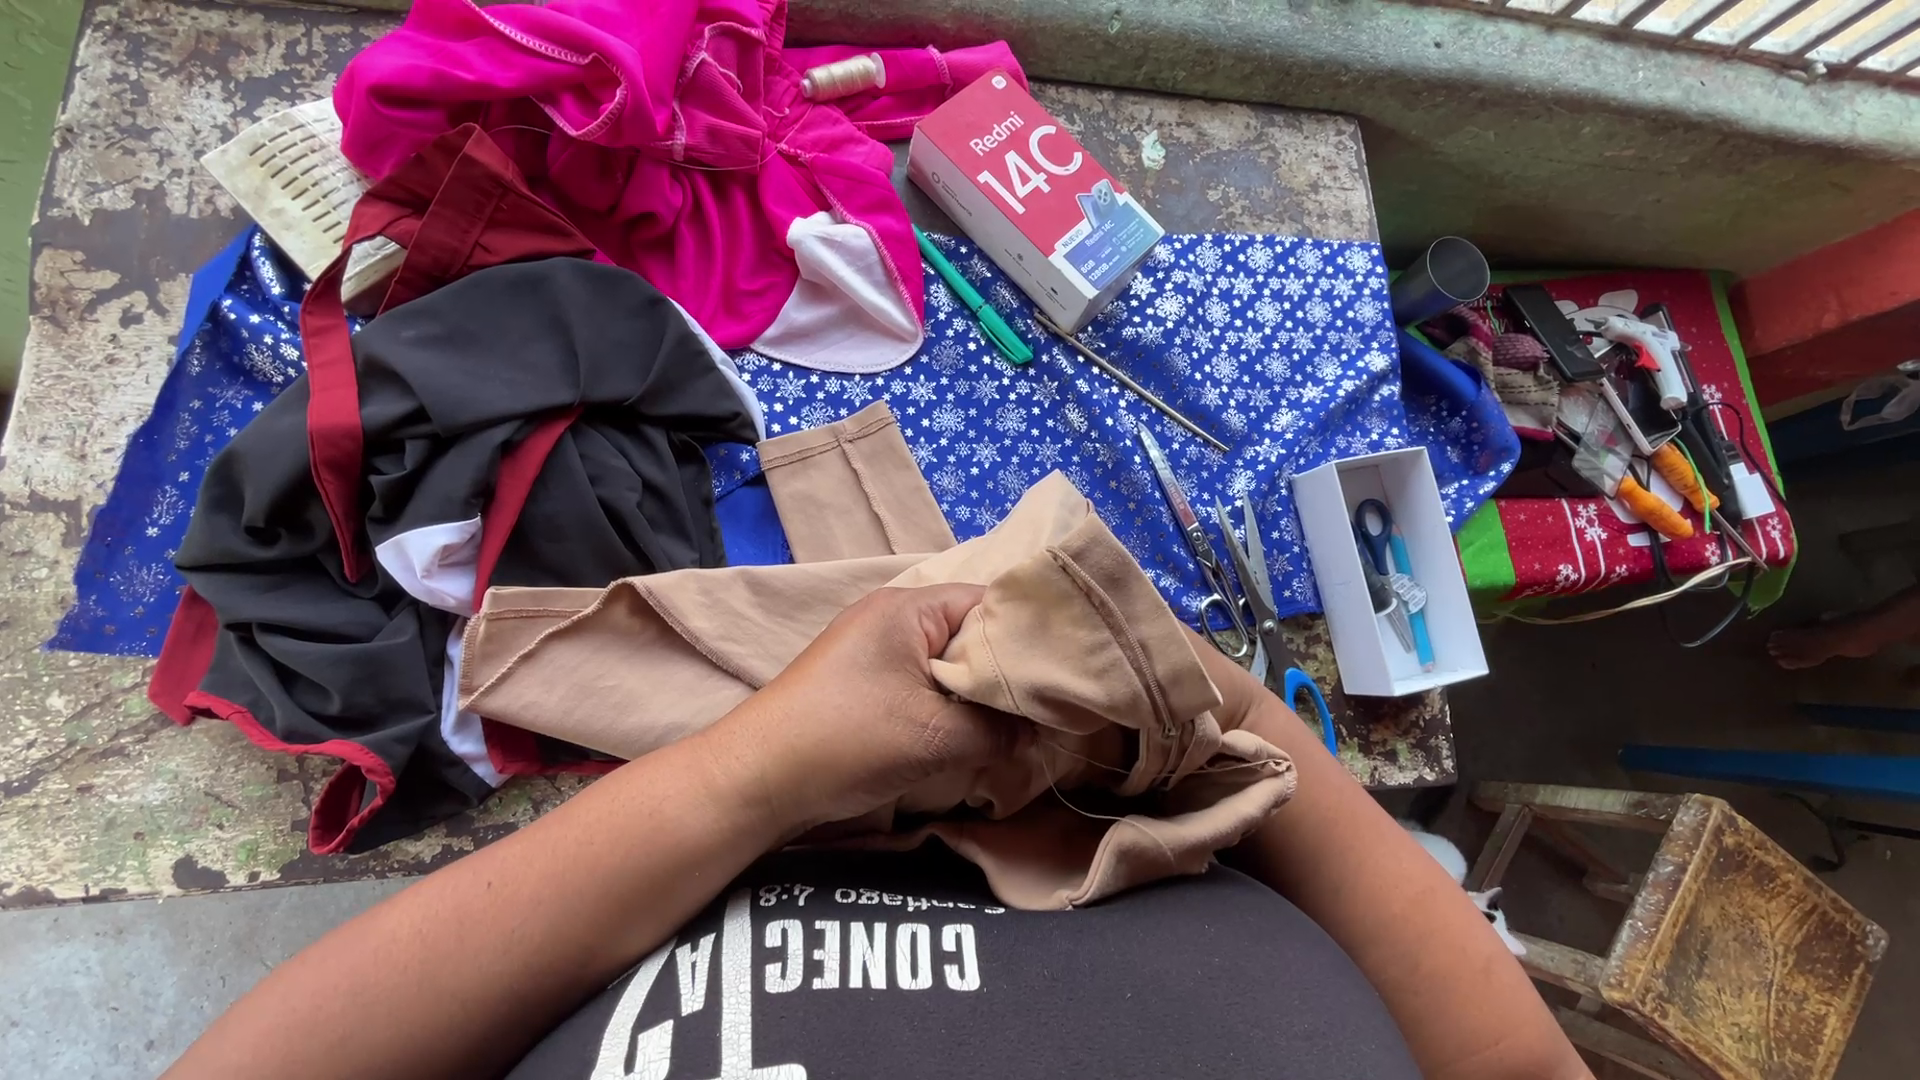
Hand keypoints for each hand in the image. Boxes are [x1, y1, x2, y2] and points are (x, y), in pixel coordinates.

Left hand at [701, 584, 1026, 835]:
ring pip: (948, 661)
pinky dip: (949, 703)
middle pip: (971, 632)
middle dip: (1005, 670)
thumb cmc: (847, 741)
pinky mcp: (866, 680)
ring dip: (976, 692)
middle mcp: (893, 616)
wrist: (757, 779)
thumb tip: (1040, 730)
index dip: (1030, 638)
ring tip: (1017, 722)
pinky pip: (924, 680)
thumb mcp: (936, 738)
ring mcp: (876, 648)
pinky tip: (972, 732)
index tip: (1064, 674)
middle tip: (1047, 704)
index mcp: (910, 608)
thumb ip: (999, 729)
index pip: (991, 604)